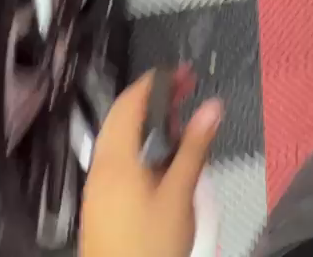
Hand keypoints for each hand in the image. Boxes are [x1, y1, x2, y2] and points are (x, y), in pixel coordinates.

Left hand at [82, 69, 223, 256]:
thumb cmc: (151, 244)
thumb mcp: (180, 192)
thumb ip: (195, 145)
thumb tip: (213, 105)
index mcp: (117, 159)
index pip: (130, 102)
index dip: (157, 81)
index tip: (184, 72)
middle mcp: (102, 168)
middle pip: (121, 116)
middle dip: (153, 97)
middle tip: (185, 89)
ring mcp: (99, 186)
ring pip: (118, 137)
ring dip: (146, 120)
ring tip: (179, 119)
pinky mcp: (102, 203)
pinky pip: (118, 156)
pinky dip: (140, 142)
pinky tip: (163, 155)